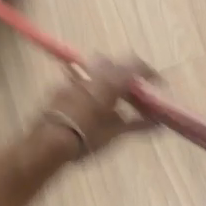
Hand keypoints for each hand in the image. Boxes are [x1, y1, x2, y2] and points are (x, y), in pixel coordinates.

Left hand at [35, 57, 157, 157]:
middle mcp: (91, 75)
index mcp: (109, 83)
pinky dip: (88, 87)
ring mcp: (72, 79)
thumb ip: (137, 125)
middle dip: (124, 73)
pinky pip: (77, 79)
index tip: (156, 82)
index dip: (147, 71)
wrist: (47, 142)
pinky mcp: (59, 87)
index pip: (134, 65)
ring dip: (105, 78)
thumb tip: (158, 124)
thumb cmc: (85, 139)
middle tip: (132, 91)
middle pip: (112, 62)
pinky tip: (88, 104)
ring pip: (94, 69)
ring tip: (111, 98)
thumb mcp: (115, 134)